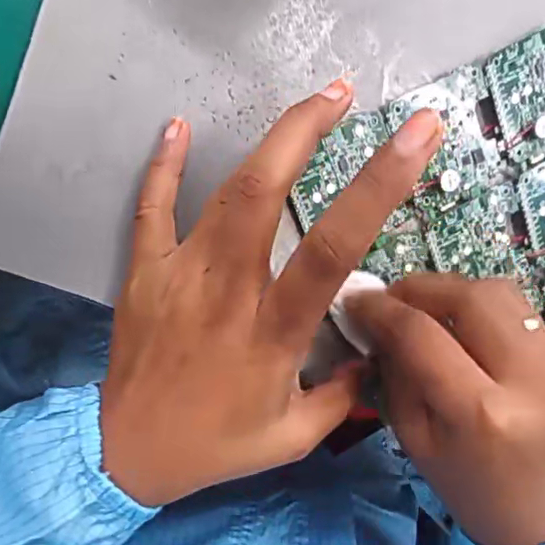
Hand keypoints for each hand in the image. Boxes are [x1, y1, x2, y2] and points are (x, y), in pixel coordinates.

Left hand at [100, 81, 441, 505]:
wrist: (128, 451)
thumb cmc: (214, 446)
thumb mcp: (293, 436)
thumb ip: (342, 395)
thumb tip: (373, 354)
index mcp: (272, 331)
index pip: (332, 249)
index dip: (377, 186)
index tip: (415, 135)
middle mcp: (226, 292)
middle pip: (264, 195)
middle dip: (306, 133)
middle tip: (342, 93)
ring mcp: (178, 277)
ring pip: (221, 195)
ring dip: (263, 142)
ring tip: (303, 106)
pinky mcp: (142, 274)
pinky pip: (150, 210)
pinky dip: (163, 166)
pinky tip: (176, 126)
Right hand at [346, 276, 544, 544]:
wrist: (537, 519)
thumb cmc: (463, 486)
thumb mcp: (412, 436)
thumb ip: (396, 374)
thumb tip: (377, 323)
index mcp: (481, 413)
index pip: (422, 335)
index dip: (382, 310)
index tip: (357, 302)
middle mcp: (528, 380)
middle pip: (471, 298)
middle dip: (420, 287)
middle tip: (390, 297)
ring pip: (501, 293)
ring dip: (452, 289)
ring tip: (422, 305)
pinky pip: (519, 312)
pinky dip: (480, 306)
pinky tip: (458, 323)